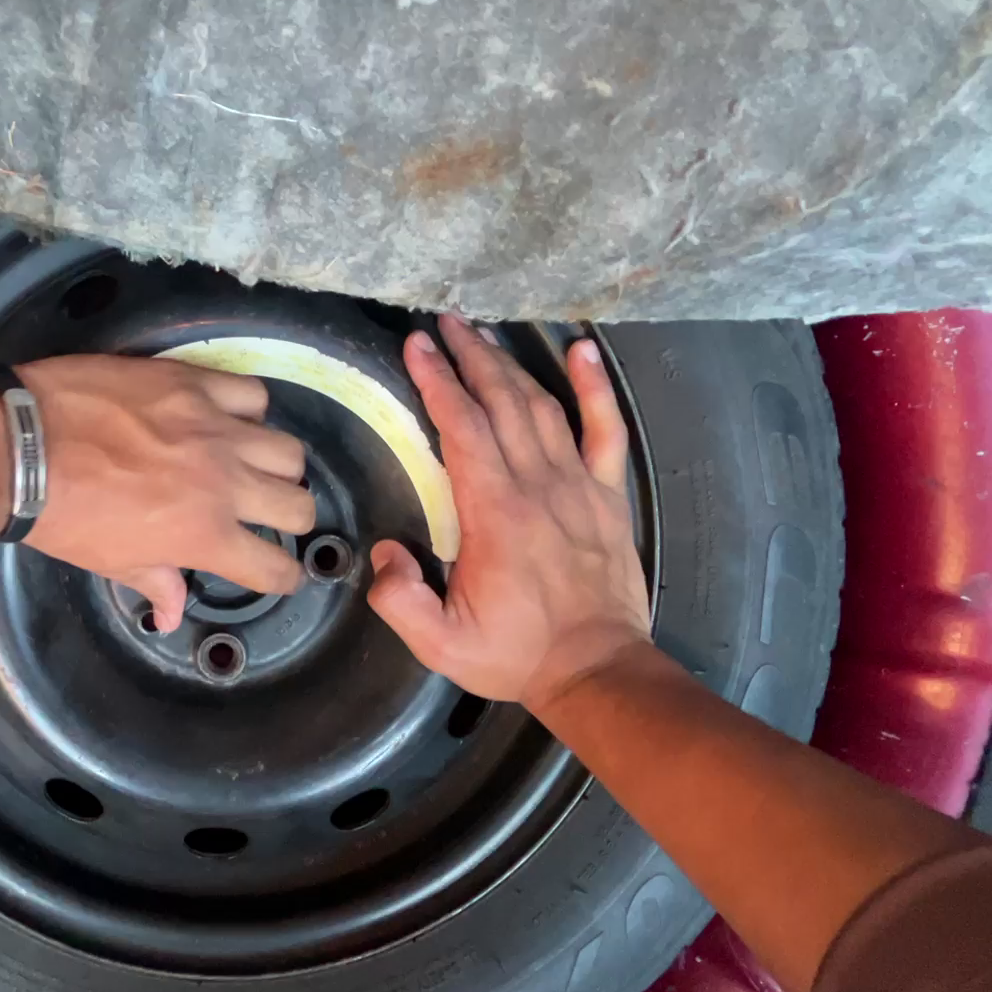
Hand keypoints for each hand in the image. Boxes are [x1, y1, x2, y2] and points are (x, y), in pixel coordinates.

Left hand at [18, 354, 314, 631]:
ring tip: (251, 463)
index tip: (280, 571)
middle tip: (266, 514)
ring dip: (276, 465)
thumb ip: (156, 584)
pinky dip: (247, 409)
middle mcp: (224, 483)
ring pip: (288, 449)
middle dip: (291, 519)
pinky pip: (252, 394)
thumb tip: (171, 617)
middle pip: (299, 505)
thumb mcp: (109, 560)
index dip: (283, 575)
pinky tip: (226, 417)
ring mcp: (213, 427)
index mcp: (205, 535)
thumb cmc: (62, 515)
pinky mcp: (194, 383)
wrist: (20, 446)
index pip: (274, 566)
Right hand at [366, 315, 649, 711]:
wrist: (597, 669)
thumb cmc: (513, 653)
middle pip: (500, 402)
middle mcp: (537, 486)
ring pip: (541, 407)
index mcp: (494, 513)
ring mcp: (578, 486)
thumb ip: (400, 599)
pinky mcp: (607, 496)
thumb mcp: (440, 642)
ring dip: (509, 365)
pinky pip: (605, 429)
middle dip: (468, 356)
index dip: (437, 381)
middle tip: (444, 322)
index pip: (461, 428)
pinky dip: (594, 388)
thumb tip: (385, 552)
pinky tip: (580, 353)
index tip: (416, 346)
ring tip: (481, 334)